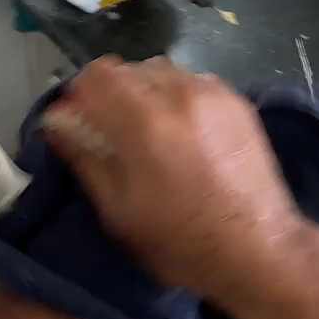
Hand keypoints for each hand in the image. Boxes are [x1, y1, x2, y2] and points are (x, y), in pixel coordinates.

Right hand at [42, 56, 309, 300]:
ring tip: (156, 133)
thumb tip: (57, 122)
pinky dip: (179, 97)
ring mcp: (213, 91)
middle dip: (114, 95)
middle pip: (129, 69)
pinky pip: (193, 80)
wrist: (260, 248)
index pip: (97, 74)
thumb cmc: (181, 241)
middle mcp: (179, 93)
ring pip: (162, 71)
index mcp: (144, 121)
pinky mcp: (237, 98)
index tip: (84, 121)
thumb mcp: (118, 211)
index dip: (82, 94)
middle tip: (117, 134)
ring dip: (148, 93)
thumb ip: (84, 158)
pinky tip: (188, 133)